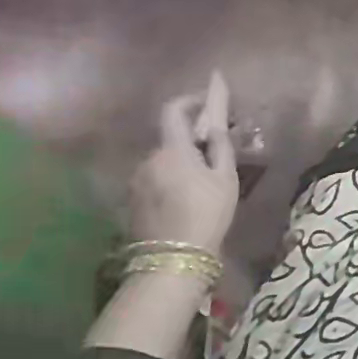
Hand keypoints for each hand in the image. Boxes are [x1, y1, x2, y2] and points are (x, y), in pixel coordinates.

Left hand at [130, 72, 238, 251]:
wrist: (174, 259)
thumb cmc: (207, 213)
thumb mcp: (225, 179)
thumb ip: (220, 146)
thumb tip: (216, 121)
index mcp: (172, 149)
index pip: (174, 110)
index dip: (190, 99)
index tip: (208, 99)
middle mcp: (148, 158)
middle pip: (171, 139)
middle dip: (190, 140)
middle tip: (215, 152)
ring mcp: (137, 180)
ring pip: (162, 161)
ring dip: (180, 162)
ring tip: (202, 182)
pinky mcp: (132, 200)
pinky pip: (154, 180)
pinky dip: (170, 180)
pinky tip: (185, 199)